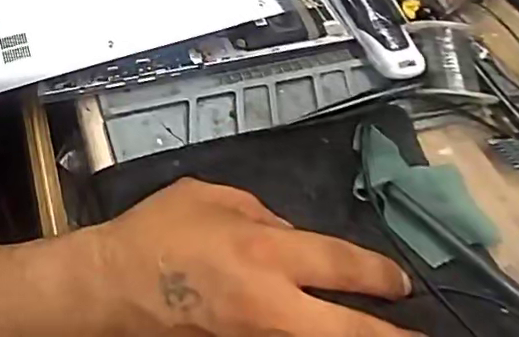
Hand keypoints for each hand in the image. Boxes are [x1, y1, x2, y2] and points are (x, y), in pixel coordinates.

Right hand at [78, 178, 418, 336]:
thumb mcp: (205, 196)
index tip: (399, 282)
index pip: (338, 263)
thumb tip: (288, 236)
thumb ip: (256, 212)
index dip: (377, 273)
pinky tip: (315, 330)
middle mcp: (273, 305)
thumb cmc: (160, 230)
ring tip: (376, 333)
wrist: (118, 285)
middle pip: (351, 333)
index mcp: (263, 251)